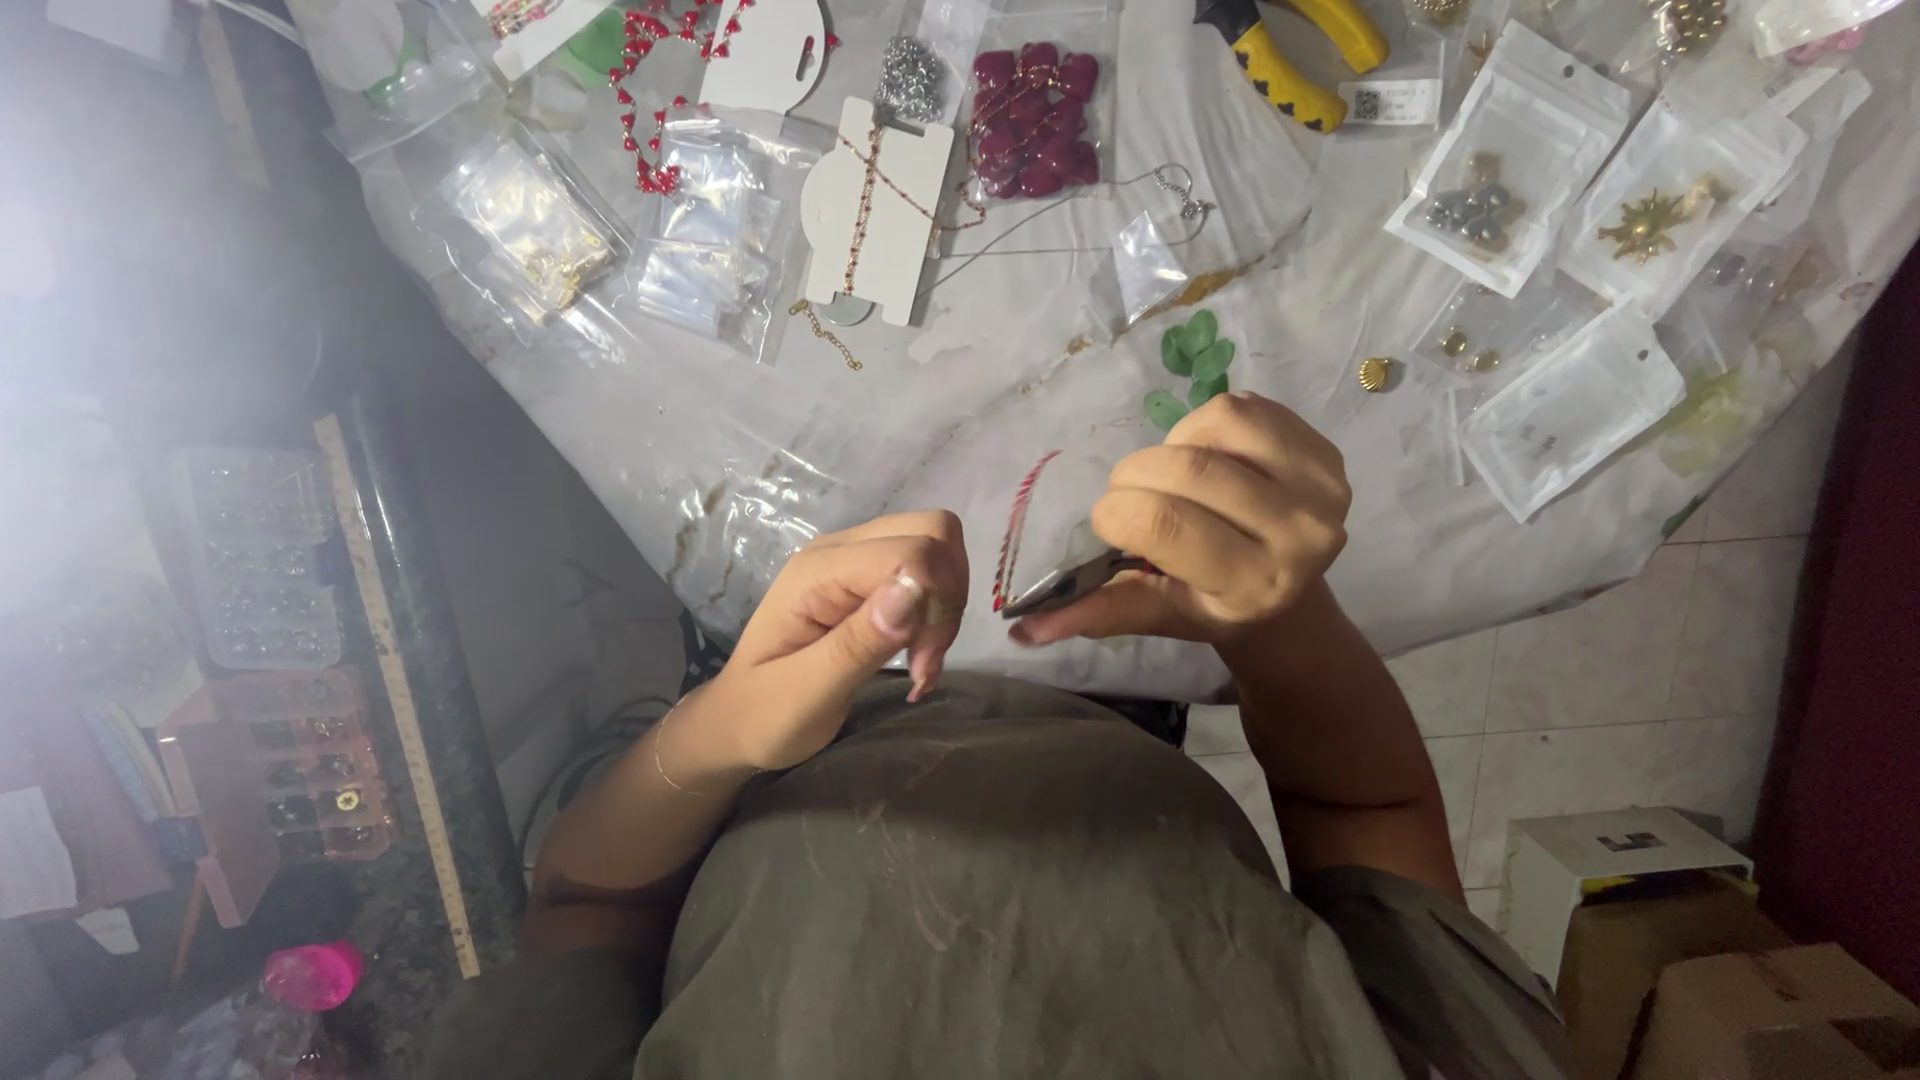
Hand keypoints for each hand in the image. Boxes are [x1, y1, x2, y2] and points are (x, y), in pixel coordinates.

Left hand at [693, 510, 966, 770]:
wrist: (739, 723)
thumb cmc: (765, 715)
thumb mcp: (806, 692)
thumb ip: (859, 641)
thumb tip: (916, 587)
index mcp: (818, 571)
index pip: (910, 549)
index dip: (934, 601)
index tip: (921, 664)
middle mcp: (840, 550)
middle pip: (931, 532)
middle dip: (947, 597)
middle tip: (926, 659)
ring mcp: (856, 560)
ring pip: (937, 549)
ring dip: (945, 608)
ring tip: (921, 665)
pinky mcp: (871, 578)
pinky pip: (928, 572)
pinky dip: (938, 612)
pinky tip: (919, 656)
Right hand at [1008, 392, 1348, 646]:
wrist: (1287, 588)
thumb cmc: (1212, 603)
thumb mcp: (1158, 611)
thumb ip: (1097, 612)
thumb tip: (1023, 631)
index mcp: (1253, 584)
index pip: (1164, 524)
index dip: (1117, 511)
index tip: (1110, 521)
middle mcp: (1302, 536)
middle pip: (1189, 470)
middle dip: (1136, 474)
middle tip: (1132, 493)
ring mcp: (1322, 487)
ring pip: (1216, 424)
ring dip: (1175, 444)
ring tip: (1175, 474)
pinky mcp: (1325, 450)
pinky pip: (1243, 407)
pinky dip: (1206, 424)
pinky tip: (1207, 456)